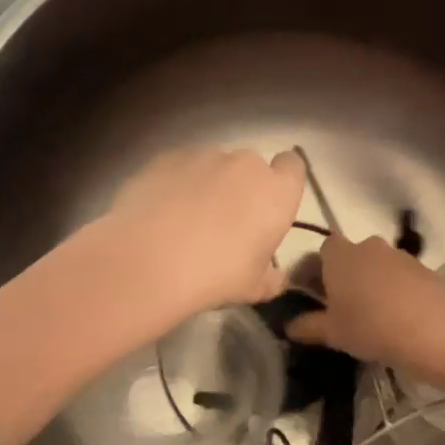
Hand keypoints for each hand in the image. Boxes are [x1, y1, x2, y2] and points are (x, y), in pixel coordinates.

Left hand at [93, 147, 308, 318]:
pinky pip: (180, 168)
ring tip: (187, 222)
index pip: (293, 167)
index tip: (269, 208)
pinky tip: (162, 215)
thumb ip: (271, 278)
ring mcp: (203, 155)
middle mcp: (245, 164)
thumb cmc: (217, 275)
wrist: (151, 261)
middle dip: (242, 189)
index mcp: (276, 193)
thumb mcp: (253, 288)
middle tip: (227, 225)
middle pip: (251, 168)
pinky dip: (176, 185)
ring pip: (213, 167)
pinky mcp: (165, 158)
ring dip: (208, 186)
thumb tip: (275, 278)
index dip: (283, 184)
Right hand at [286, 235, 444, 369]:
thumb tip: (289, 326)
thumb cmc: (369, 326)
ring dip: (373, 283)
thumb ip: (308, 326)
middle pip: (352, 256)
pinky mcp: (424, 268)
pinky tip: (398, 316)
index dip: (318, 269)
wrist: (430, 328)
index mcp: (339, 255)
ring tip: (374, 315)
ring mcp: (399, 255)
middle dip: (347, 276)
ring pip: (378, 266)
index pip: (323, 249)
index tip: (317, 293)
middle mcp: (368, 246)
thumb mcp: (332, 333)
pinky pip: (401, 277)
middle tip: (344, 307)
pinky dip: (396, 290)